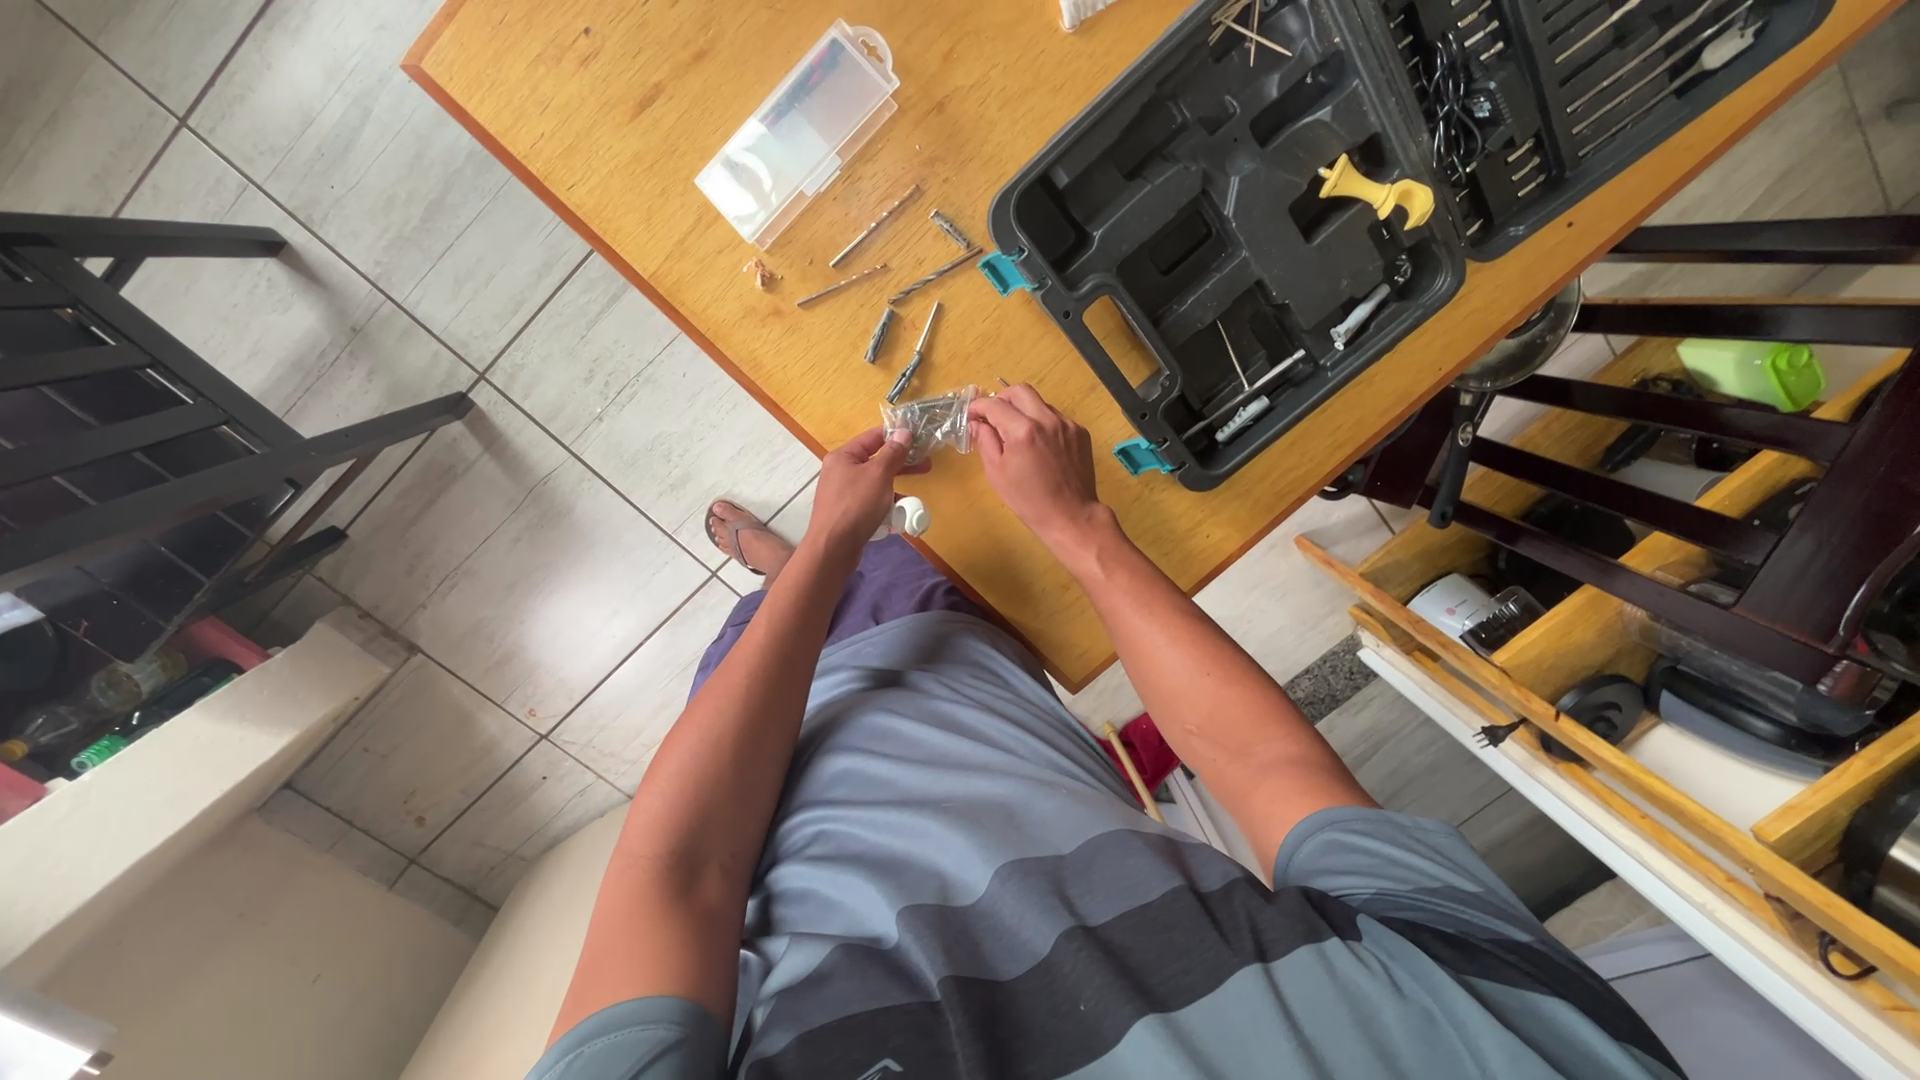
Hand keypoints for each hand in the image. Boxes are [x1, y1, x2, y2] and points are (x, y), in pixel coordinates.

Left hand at [806, 426, 924, 559]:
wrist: (833, 548)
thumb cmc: (856, 506)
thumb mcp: (879, 475)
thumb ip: (893, 453)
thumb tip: (904, 432)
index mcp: (844, 456)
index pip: (873, 437)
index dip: (895, 434)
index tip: (918, 435)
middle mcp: (841, 471)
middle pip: (876, 461)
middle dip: (901, 464)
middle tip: (926, 464)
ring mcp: (844, 493)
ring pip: (876, 484)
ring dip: (895, 490)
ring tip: (914, 499)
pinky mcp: (849, 513)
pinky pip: (871, 503)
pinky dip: (885, 507)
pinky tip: (899, 518)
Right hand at [967, 384, 1110, 553]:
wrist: (1070, 515)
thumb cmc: (1028, 500)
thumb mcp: (997, 473)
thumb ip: (986, 441)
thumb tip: (977, 423)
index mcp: (1023, 431)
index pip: (995, 405)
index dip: (979, 407)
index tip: (972, 414)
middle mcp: (1047, 420)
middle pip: (1020, 391)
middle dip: (1002, 399)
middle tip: (994, 416)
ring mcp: (1067, 424)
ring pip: (1039, 403)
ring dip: (1024, 411)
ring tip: (1017, 433)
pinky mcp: (1080, 432)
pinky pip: (1055, 417)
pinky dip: (1042, 423)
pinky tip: (1039, 444)